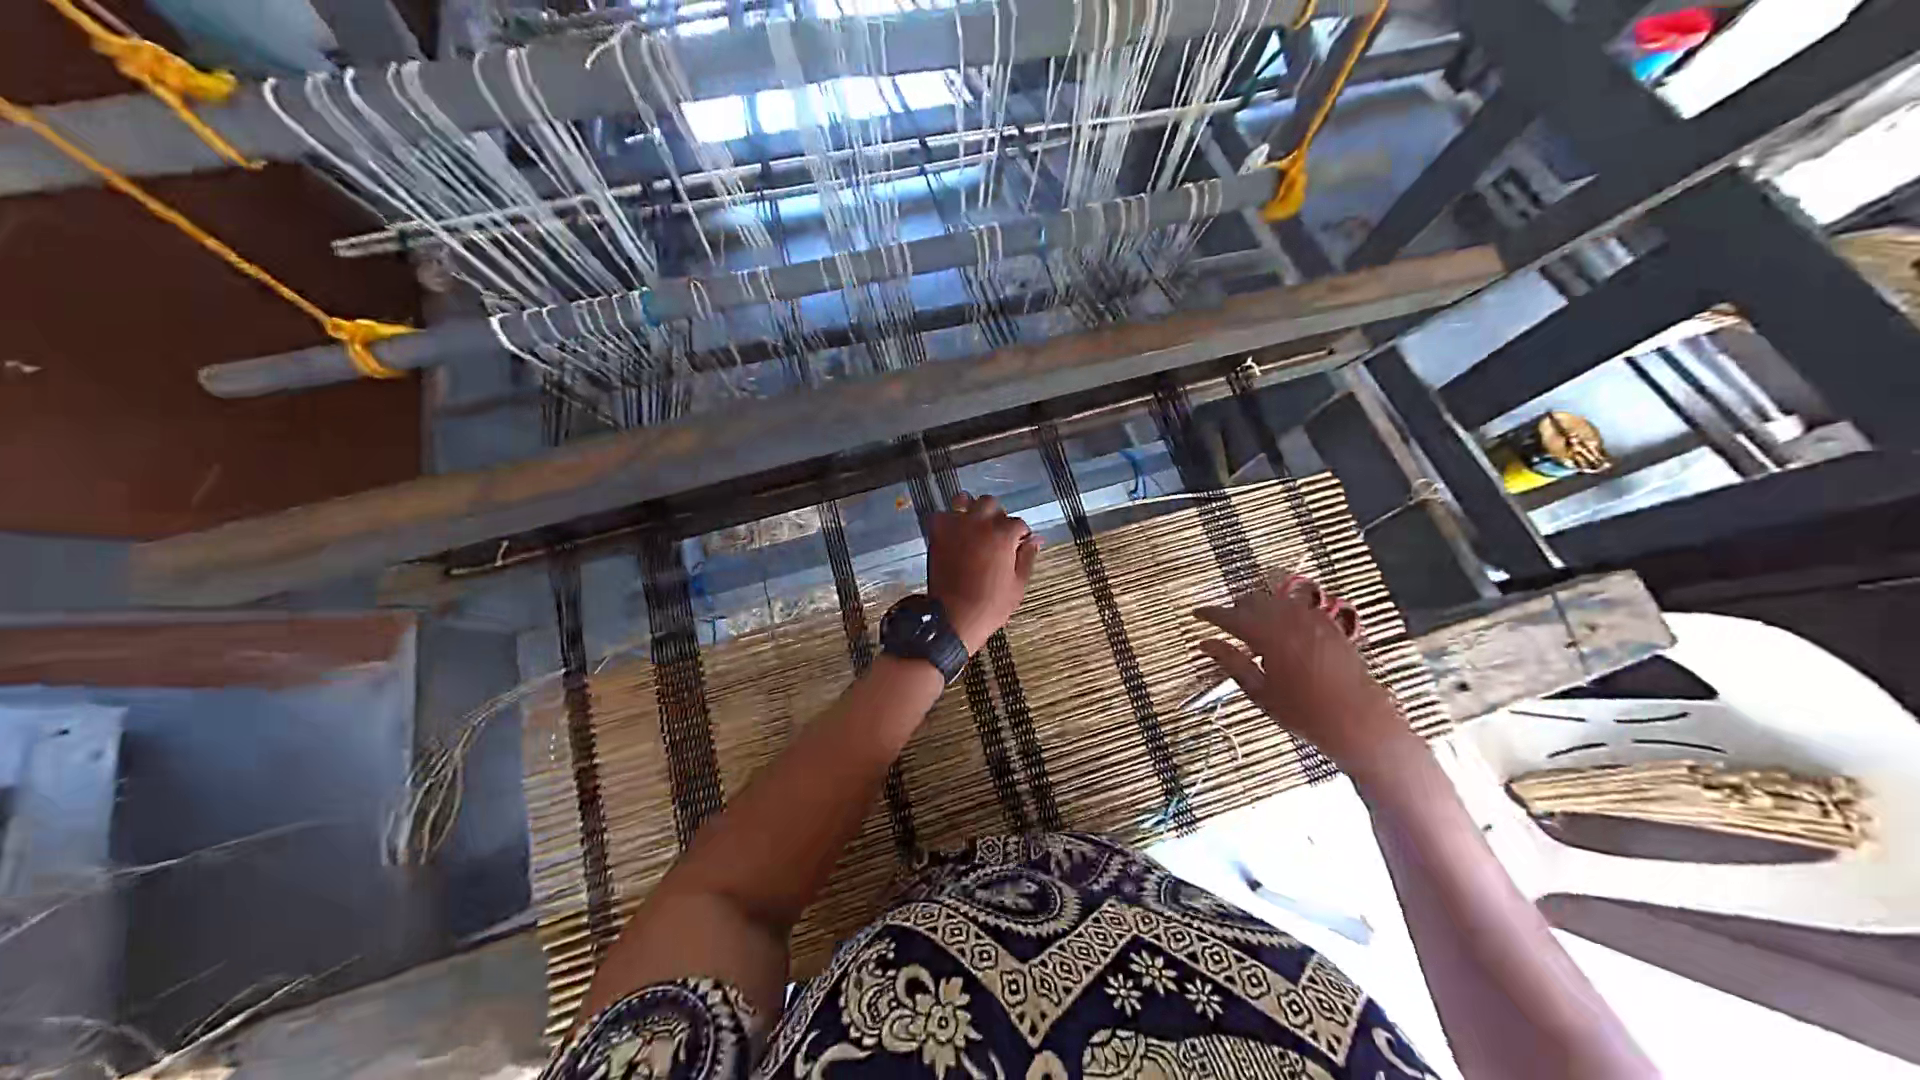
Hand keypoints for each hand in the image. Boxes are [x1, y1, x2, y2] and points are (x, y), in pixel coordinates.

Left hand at [927, 492, 1039, 652]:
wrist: (954, 617)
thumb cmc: (989, 606)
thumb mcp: (1018, 585)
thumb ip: (1027, 557)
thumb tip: (1036, 540)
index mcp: (1003, 535)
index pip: (1018, 523)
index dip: (1020, 535)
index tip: (1019, 543)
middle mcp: (979, 524)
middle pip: (991, 503)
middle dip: (997, 515)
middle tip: (998, 532)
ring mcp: (956, 527)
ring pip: (964, 500)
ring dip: (972, 509)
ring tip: (975, 525)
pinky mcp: (937, 534)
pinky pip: (941, 515)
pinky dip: (948, 520)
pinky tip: (955, 534)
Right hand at [1194, 573, 1416, 774]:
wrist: (1360, 724)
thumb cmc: (1305, 714)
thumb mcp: (1260, 692)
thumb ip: (1232, 663)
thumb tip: (1205, 644)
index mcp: (1269, 636)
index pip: (1231, 616)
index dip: (1211, 614)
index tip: (1197, 614)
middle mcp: (1292, 621)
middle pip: (1255, 601)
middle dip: (1236, 608)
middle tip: (1223, 623)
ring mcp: (1315, 622)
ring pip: (1278, 601)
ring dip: (1260, 608)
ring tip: (1250, 625)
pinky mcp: (1332, 628)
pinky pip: (1301, 609)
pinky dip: (1285, 612)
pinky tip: (1282, 628)